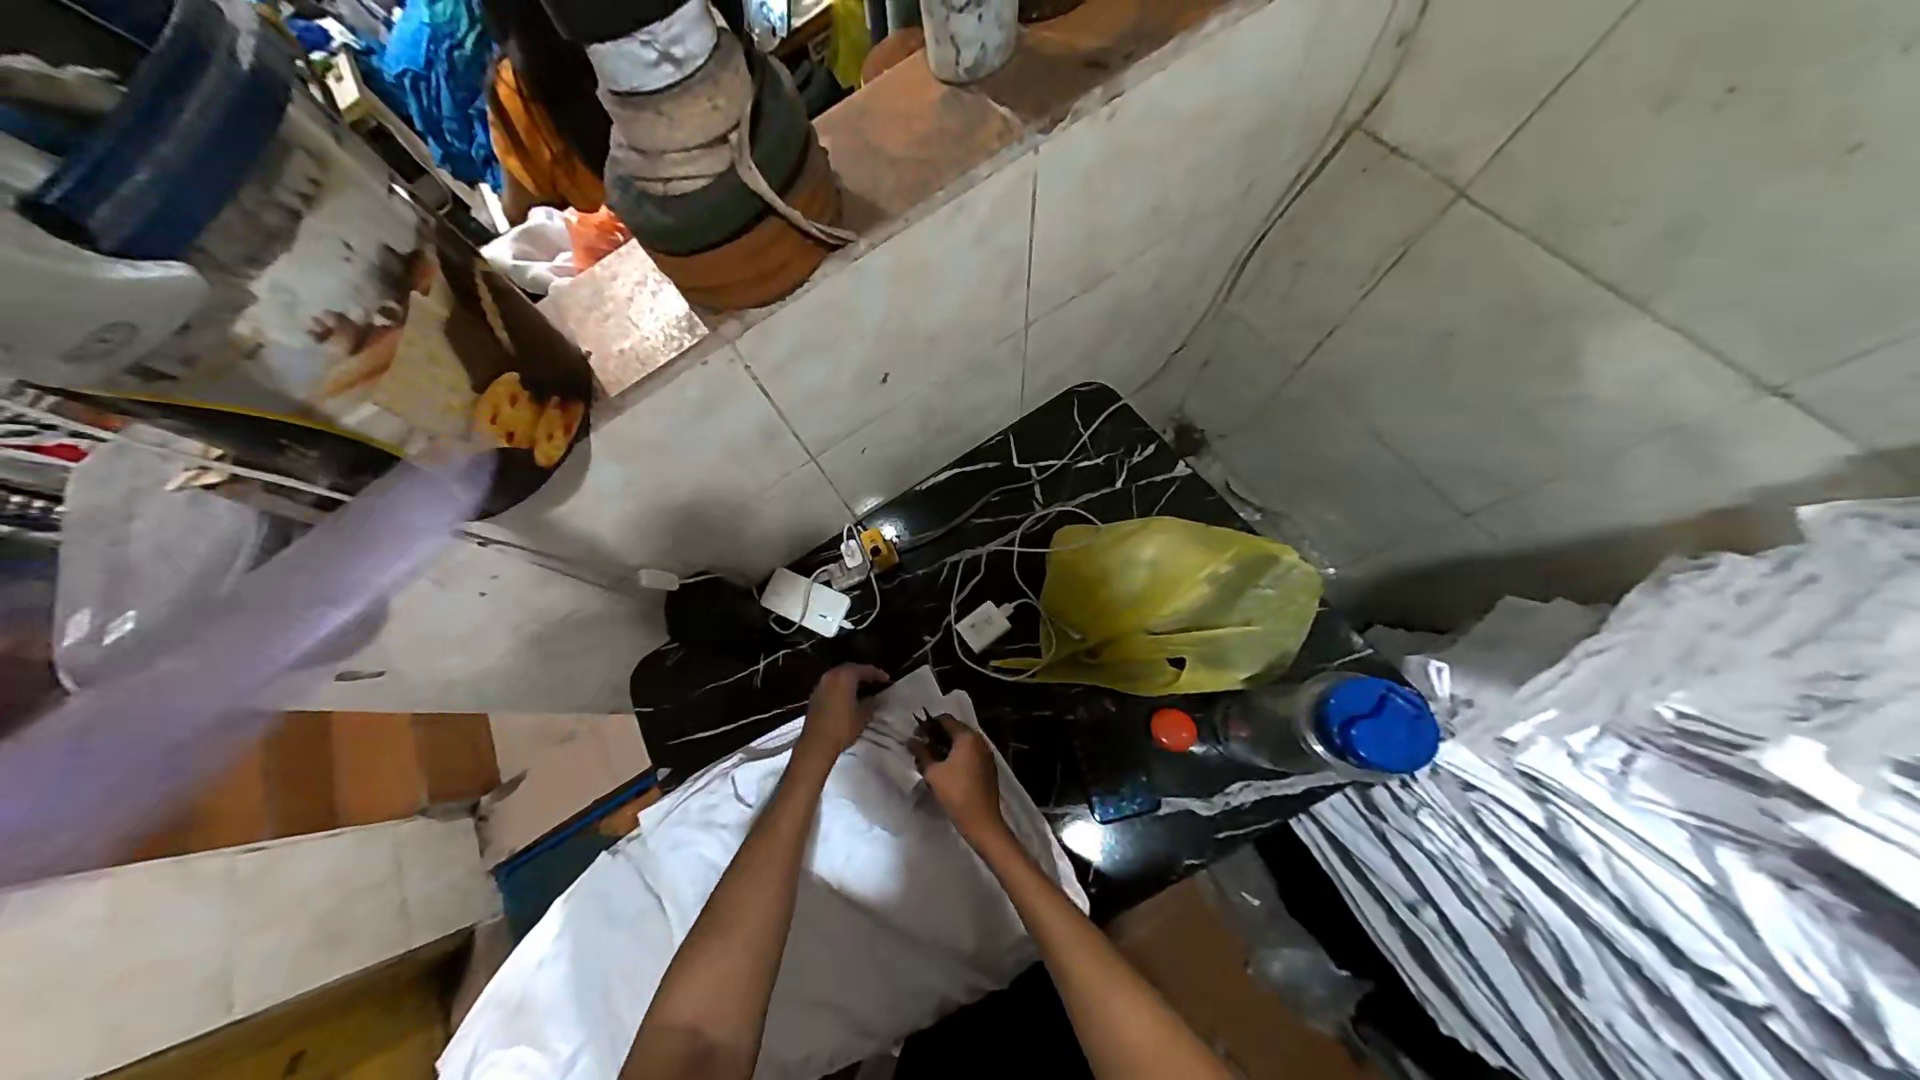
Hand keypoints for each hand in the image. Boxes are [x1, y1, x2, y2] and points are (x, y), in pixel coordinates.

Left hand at [795, 663, 889, 765]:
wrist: (817, 743)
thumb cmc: (843, 727)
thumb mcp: (863, 715)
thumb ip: (870, 702)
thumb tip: (872, 698)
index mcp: (845, 676)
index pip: (864, 669)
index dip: (877, 673)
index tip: (886, 678)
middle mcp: (831, 676)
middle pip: (849, 669)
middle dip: (862, 673)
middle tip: (873, 679)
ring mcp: (820, 685)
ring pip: (838, 676)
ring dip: (850, 679)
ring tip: (861, 687)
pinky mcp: (814, 696)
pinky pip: (831, 685)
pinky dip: (840, 687)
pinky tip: (847, 696)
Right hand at [913, 715, 1007, 843]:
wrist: (982, 821)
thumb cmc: (956, 794)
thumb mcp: (933, 773)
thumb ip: (921, 753)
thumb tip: (911, 740)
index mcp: (967, 737)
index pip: (946, 719)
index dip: (928, 724)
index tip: (916, 735)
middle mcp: (980, 741)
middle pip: (955, 729)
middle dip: (937, 736)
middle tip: (922, 747)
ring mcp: (986, 754)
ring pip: (963, 742)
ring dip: (946, 747)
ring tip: (931, 759)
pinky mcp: (988, 767)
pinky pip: (970, 753)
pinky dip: (957, 755)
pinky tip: (946, 769)